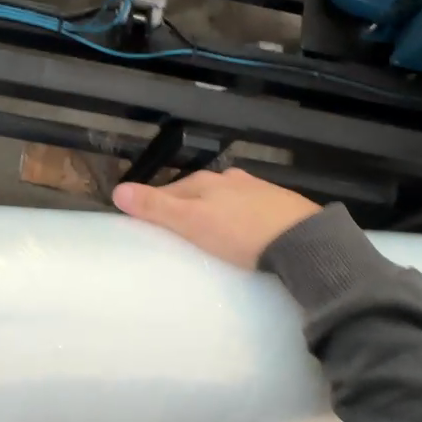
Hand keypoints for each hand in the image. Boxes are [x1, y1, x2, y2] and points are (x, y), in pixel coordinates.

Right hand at [112, 168, 321, 268]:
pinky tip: (240, 235)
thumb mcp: (192, 222)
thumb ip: (156, 208)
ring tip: (205, 236)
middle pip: (197, 192)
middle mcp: (231, 180)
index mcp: (206, 181)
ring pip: (224, 200)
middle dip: (183, 208)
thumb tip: (118, 190)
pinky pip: (247, 211)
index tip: (144, 224)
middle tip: (173, 234)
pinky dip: (237, 220)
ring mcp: (258, 191)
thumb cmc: (240, 232)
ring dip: (212, 213)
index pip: (169, 189)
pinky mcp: (280, 208)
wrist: (303, 241)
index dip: (153, 204)